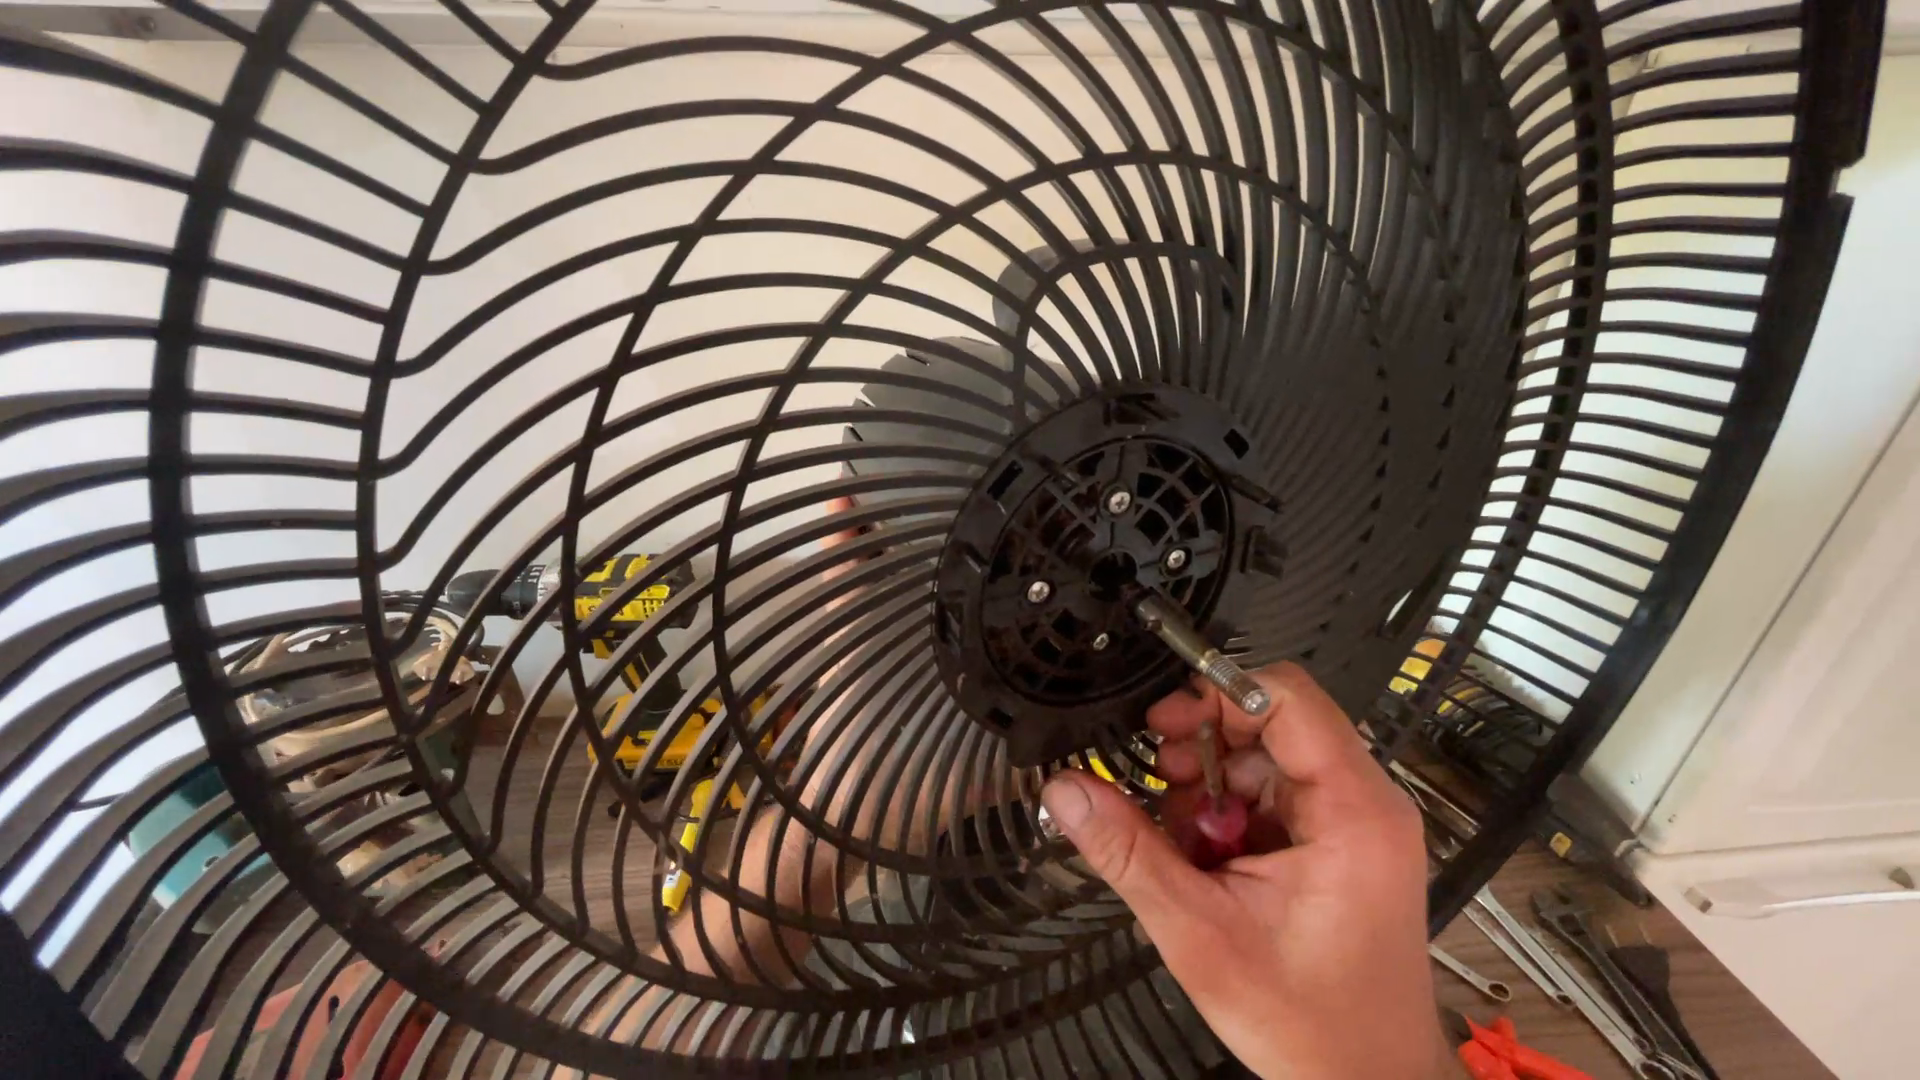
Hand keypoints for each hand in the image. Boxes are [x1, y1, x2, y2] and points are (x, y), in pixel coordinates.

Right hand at [1040, 663, 1448, 1079]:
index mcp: (1352, 812)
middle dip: (1203, 744)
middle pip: (1271, 721)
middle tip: (1160, 781)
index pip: (1287, 698)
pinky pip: (1267, 792)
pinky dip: (1225, 810)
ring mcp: (1351, 820)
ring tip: (1181, 834)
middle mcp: (1363, 802)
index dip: (1216, 695)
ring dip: (1209, 782)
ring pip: (1262, 756)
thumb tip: (1065, 789)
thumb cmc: (1309, 1023)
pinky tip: (1205, 855)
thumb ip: (1128, 852)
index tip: (1162, 723)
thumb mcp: (1199, 933)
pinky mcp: (1334, 840)